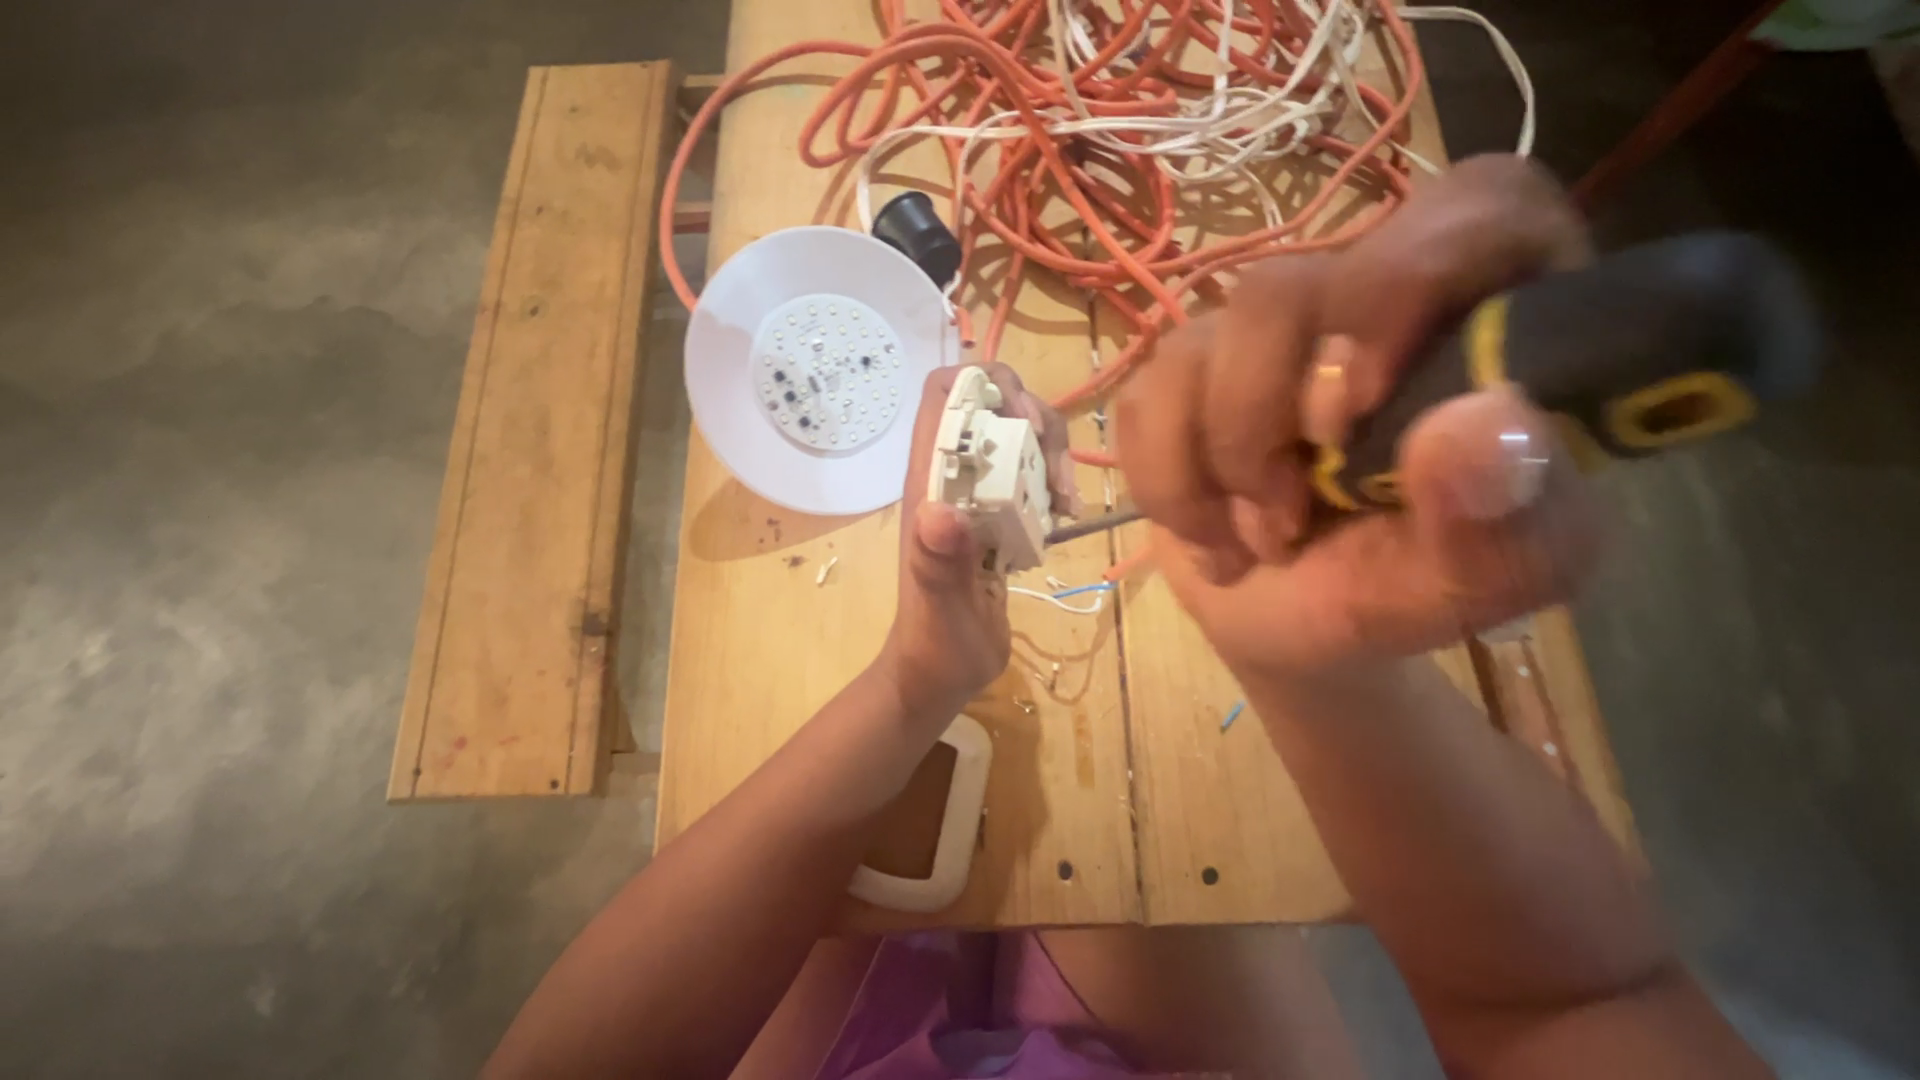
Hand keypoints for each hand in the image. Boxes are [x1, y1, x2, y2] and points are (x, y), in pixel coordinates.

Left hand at [879, 363, 1074, 717]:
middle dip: (1035, 418)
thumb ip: (937, 565)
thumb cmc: (934, 646)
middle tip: (1056, 474)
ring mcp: (978, 495)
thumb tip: (942, 513)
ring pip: (1019, 435)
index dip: (984, 385)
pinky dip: (1055, 481)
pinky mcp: (1001, 515)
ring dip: (1052, 453)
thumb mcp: (939, 611)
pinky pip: (1031, 473)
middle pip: (994, 405)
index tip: (1024, 421)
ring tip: (1066, 503)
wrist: (941, 674)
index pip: (944, 396)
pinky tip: (1065, 516)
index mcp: (928, 485)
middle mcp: (952, 477)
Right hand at [1116, 155, 1602, 679]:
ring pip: (1194, 344)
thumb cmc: (1409, 588)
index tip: (1363, 405)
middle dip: (1265, 420)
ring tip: (1258, 541)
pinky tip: (1209, 528)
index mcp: (1483, 311)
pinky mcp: (1183, 379)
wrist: (1302, 625)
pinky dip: (1167, 485)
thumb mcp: (1493, 578)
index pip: (1463, 212)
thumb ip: (1510, 514)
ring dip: (1215, 469)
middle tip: (1290, 514)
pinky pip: (1142, 400)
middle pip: (1280, 291)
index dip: (1398, 288)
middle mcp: (1360, 299)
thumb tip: (1484, 423)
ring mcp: (1257, 340)